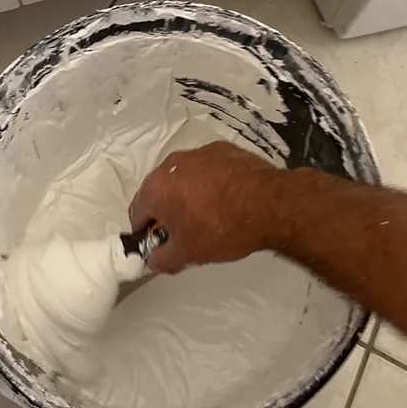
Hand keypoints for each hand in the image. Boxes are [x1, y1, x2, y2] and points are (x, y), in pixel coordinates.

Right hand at [126, 141, 279, 273]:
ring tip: (210, 215)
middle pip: (160, 191)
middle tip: (186, 232)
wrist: (269, 204)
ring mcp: (198, 153)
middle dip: (168, 211)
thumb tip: (154, 258)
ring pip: (184, 177)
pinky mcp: (223, 148)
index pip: (137, 212)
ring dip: (189, 194)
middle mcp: (172, 163)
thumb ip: (161, 259)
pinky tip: (228, 198)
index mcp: (156, 187)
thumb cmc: (221, 228)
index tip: (161, 243)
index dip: (146, 231)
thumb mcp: (187, 254)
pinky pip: (207, 168)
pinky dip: (211, 181)